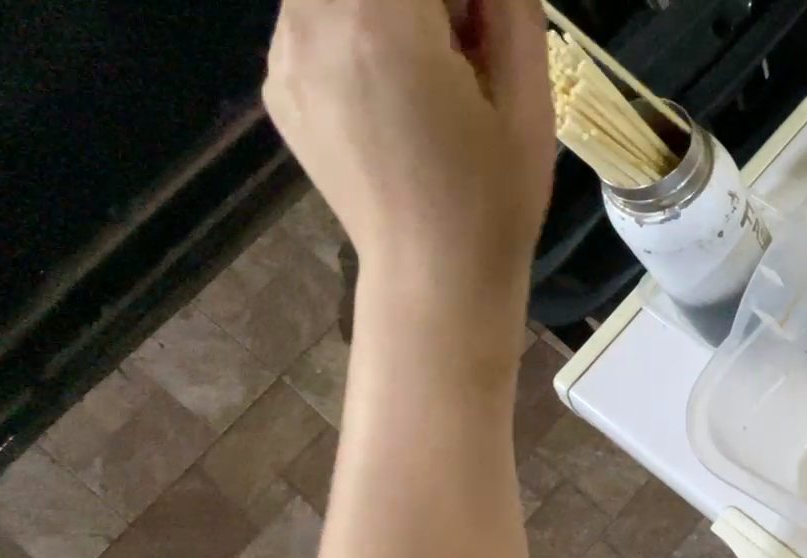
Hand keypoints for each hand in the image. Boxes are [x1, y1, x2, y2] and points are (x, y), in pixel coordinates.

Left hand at [263, 0, 553, 310]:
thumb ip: (511, 15)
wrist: (434, 279)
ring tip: (431, 77)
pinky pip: (313, 23)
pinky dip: (356, 36)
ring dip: (388, 13)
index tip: (483, 29)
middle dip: (425, 4)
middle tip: (463, 51)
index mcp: (381, 26)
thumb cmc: (495, 203)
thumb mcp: (529, 108)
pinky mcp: (278, 84)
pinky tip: (394, 102)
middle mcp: (311, 21)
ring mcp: (283, 54)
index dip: (462, 2)